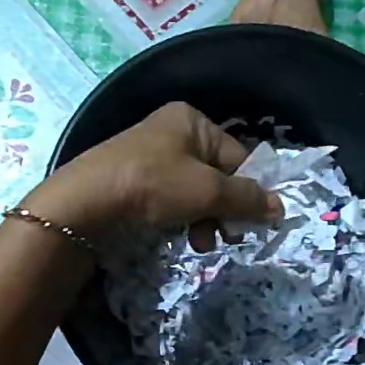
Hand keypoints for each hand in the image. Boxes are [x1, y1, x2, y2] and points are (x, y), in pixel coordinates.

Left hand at [23, 102, 280, 238]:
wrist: (83, 206)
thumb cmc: (153, 186)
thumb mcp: (208, 191)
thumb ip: (248, 198)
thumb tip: (281, 208)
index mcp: (192, 121)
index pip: (239, 157)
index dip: (250, 190)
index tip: (257, 221)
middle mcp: (173, 132)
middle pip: (218, 175)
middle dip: (226, 209)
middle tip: (230, 236)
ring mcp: (152, 157)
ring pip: (197, 192)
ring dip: (207, 220)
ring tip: (203, 243)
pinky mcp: (137, 182)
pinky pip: (174, 199)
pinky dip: (184, 220)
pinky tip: (184, 239)